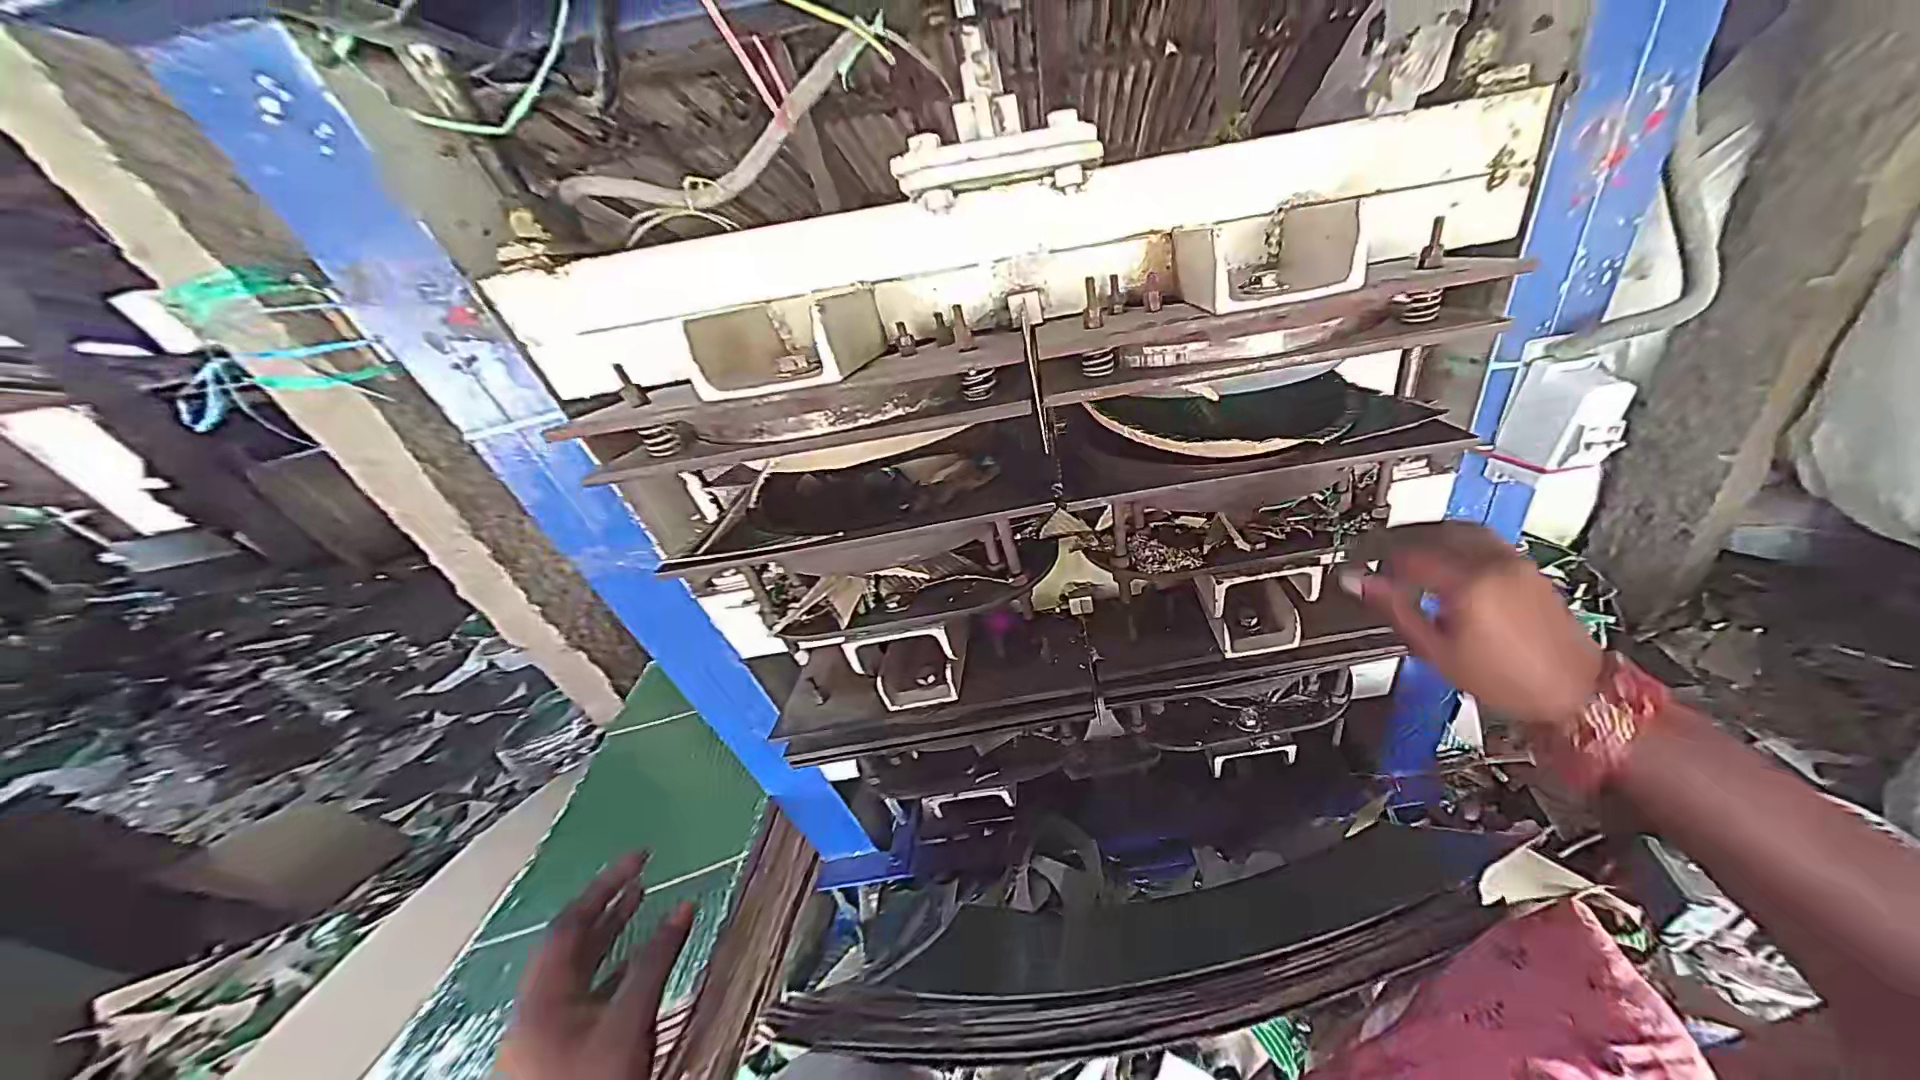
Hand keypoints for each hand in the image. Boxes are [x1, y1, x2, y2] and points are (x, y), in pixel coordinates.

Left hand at [499, 852, 695, 1079]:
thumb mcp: (630, 1019)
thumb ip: (656, 960)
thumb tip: (684, 907)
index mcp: (542, 998)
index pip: (570, 923)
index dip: (605, 884)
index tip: (640, 857)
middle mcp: (537, 1010)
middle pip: (571, 943)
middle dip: (609, 905)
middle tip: (642, 874)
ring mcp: (546, 1034)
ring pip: (579, 969)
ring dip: (612, 934)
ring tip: (642, 902)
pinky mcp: (560, 1053)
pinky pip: (587, 994)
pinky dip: (615, 969)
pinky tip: (639, 962)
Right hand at [1345, 522, 1602, 729]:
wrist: (1573, 691)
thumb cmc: (1510, 681)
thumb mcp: (1435, 650)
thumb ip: (1396, 610)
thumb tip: (1365, 586)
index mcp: (1468, 584)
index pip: (1407, 555)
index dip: (1376, 559)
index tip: (1362, 567)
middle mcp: (1494, 566)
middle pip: (1433, 533)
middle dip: (1399, 541)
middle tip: (1378, 553)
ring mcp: (1515, 563)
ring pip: (1461, 529)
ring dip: (1429, 535)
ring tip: (1408, 551)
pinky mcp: (1528, 568)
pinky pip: (1483, 539)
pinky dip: (1456, 540)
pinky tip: (1444, 558)